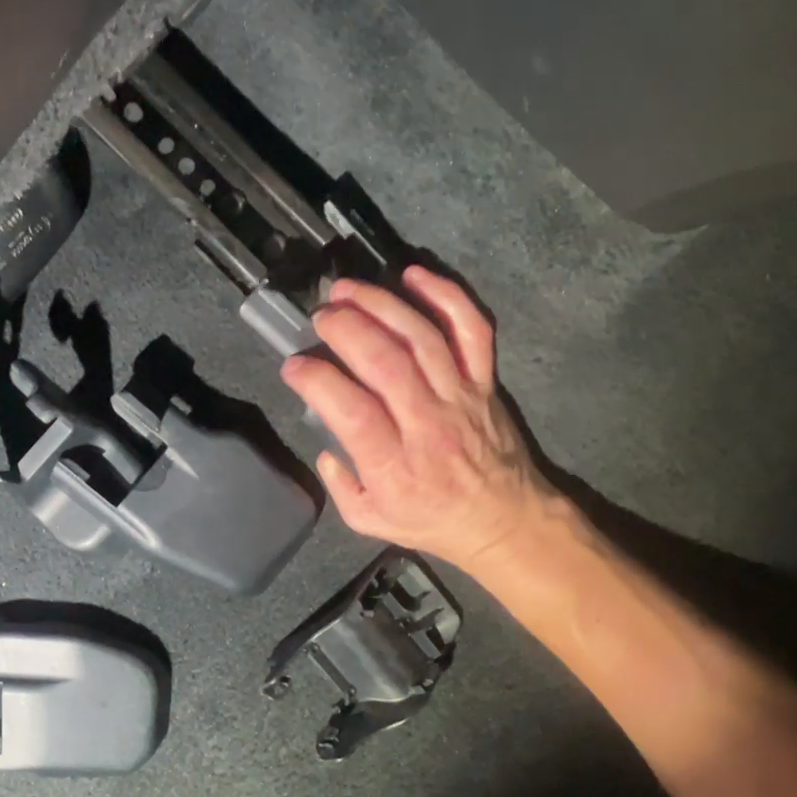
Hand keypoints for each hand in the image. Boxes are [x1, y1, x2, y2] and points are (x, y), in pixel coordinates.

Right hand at [281, 264, 554, 571]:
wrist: (503, 520)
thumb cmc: (430, 520)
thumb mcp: (368, 520)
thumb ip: (338, 485)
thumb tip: (325, 446)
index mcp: (393, 465)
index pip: (352, 411)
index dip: (318, 381)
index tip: (293, 366)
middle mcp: (426, 424)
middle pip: (386, 362)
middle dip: (347, 329)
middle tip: (319, 316)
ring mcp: (459, 396)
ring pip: (421, 338)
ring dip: (381, 305)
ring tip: (346, 290)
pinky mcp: (483, 381)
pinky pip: (471, 330)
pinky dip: (446, 296)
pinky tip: (413, 275)